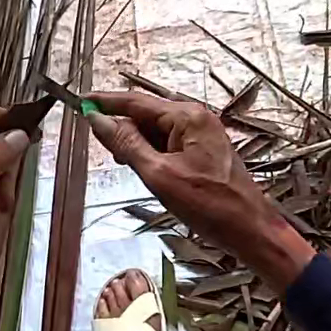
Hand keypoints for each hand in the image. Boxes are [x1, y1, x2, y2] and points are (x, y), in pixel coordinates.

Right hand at [87, 91, 314, 289]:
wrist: (249, 228)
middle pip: (146, 113)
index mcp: (187, 116)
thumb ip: (126, 144)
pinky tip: (144, 167)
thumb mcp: (158, 175)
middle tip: (102, 146)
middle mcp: (195, 116)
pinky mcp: (202, 148)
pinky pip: (168, 141)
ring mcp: (201, 132)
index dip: (105, 102)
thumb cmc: (209, 204)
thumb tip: (98, 121)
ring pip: (156, 129)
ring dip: (136, 142)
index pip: (136, 101)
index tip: (81, 102)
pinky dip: (151, 151)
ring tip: (125, 162)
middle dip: (122, 127)